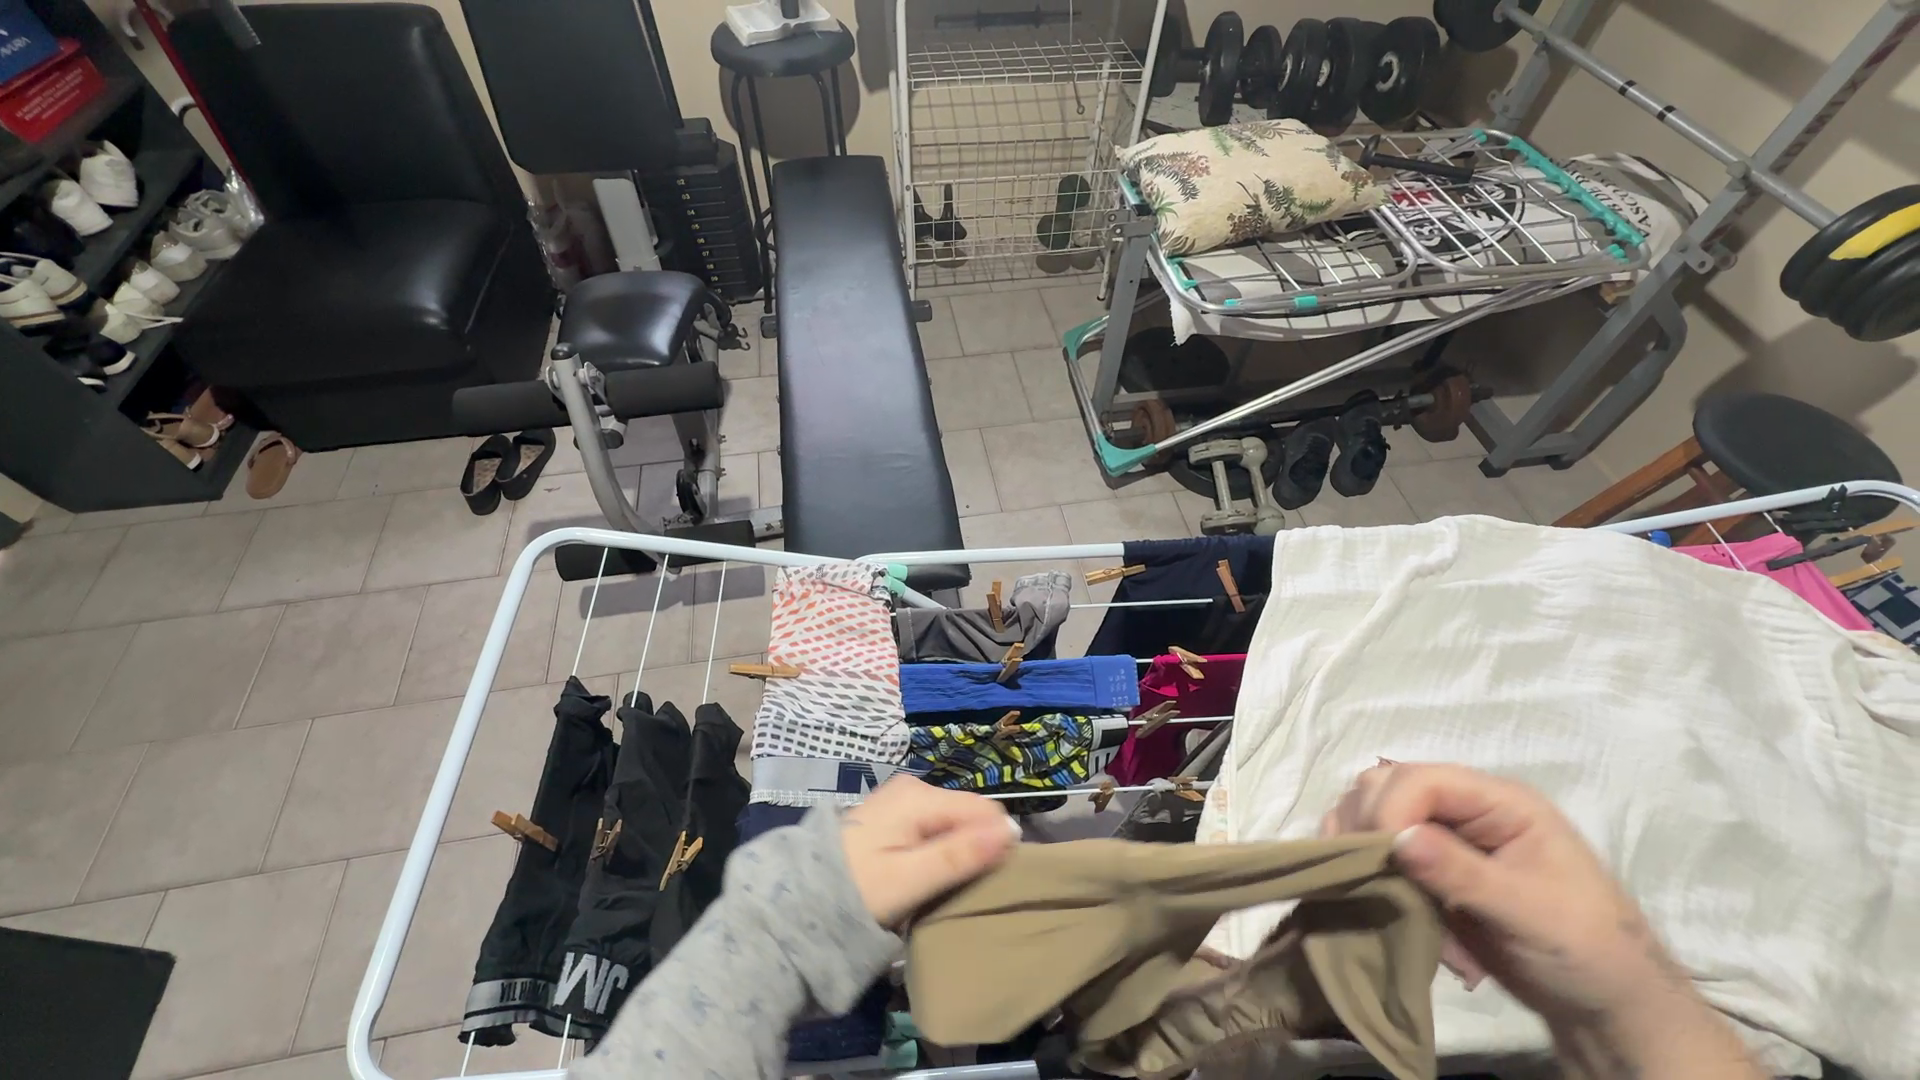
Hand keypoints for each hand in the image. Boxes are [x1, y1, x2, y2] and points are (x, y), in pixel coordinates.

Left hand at [840, 776, 1019, 927]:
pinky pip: (935, 826)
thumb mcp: (911, 879)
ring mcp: (902, 799)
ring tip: (950, 884)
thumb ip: (960, 855)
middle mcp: (913, 787)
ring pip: (953, 822)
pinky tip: (930, 874)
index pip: (984, 811)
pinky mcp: (894, 814)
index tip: (995, 881)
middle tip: (968, 888)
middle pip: (969, 814)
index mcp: (920, 796)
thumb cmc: (858, 892)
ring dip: (958, 850)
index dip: (997, 844)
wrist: (801, 900)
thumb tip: (1012, 829)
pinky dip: (940, 848)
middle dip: (976, 847)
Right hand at [1321, 762, 1666, 1023]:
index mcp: (1500, 802)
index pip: (1423, 779)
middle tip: (1365, 872)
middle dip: (1365, 823)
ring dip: (1357, 843)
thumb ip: (1462, 873)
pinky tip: (1366, 888)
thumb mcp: (1531, 913)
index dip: (1391, 810)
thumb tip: (1396, 839)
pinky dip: (1357, 861)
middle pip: (1385, 785)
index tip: (1382, 860)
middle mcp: (1463, 806)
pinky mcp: (1424, 862)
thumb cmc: (1586, 950)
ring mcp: (1441, 832)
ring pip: (1369, 808)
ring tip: (1365, 883)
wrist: (1603, 1002)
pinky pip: (1371, 843)